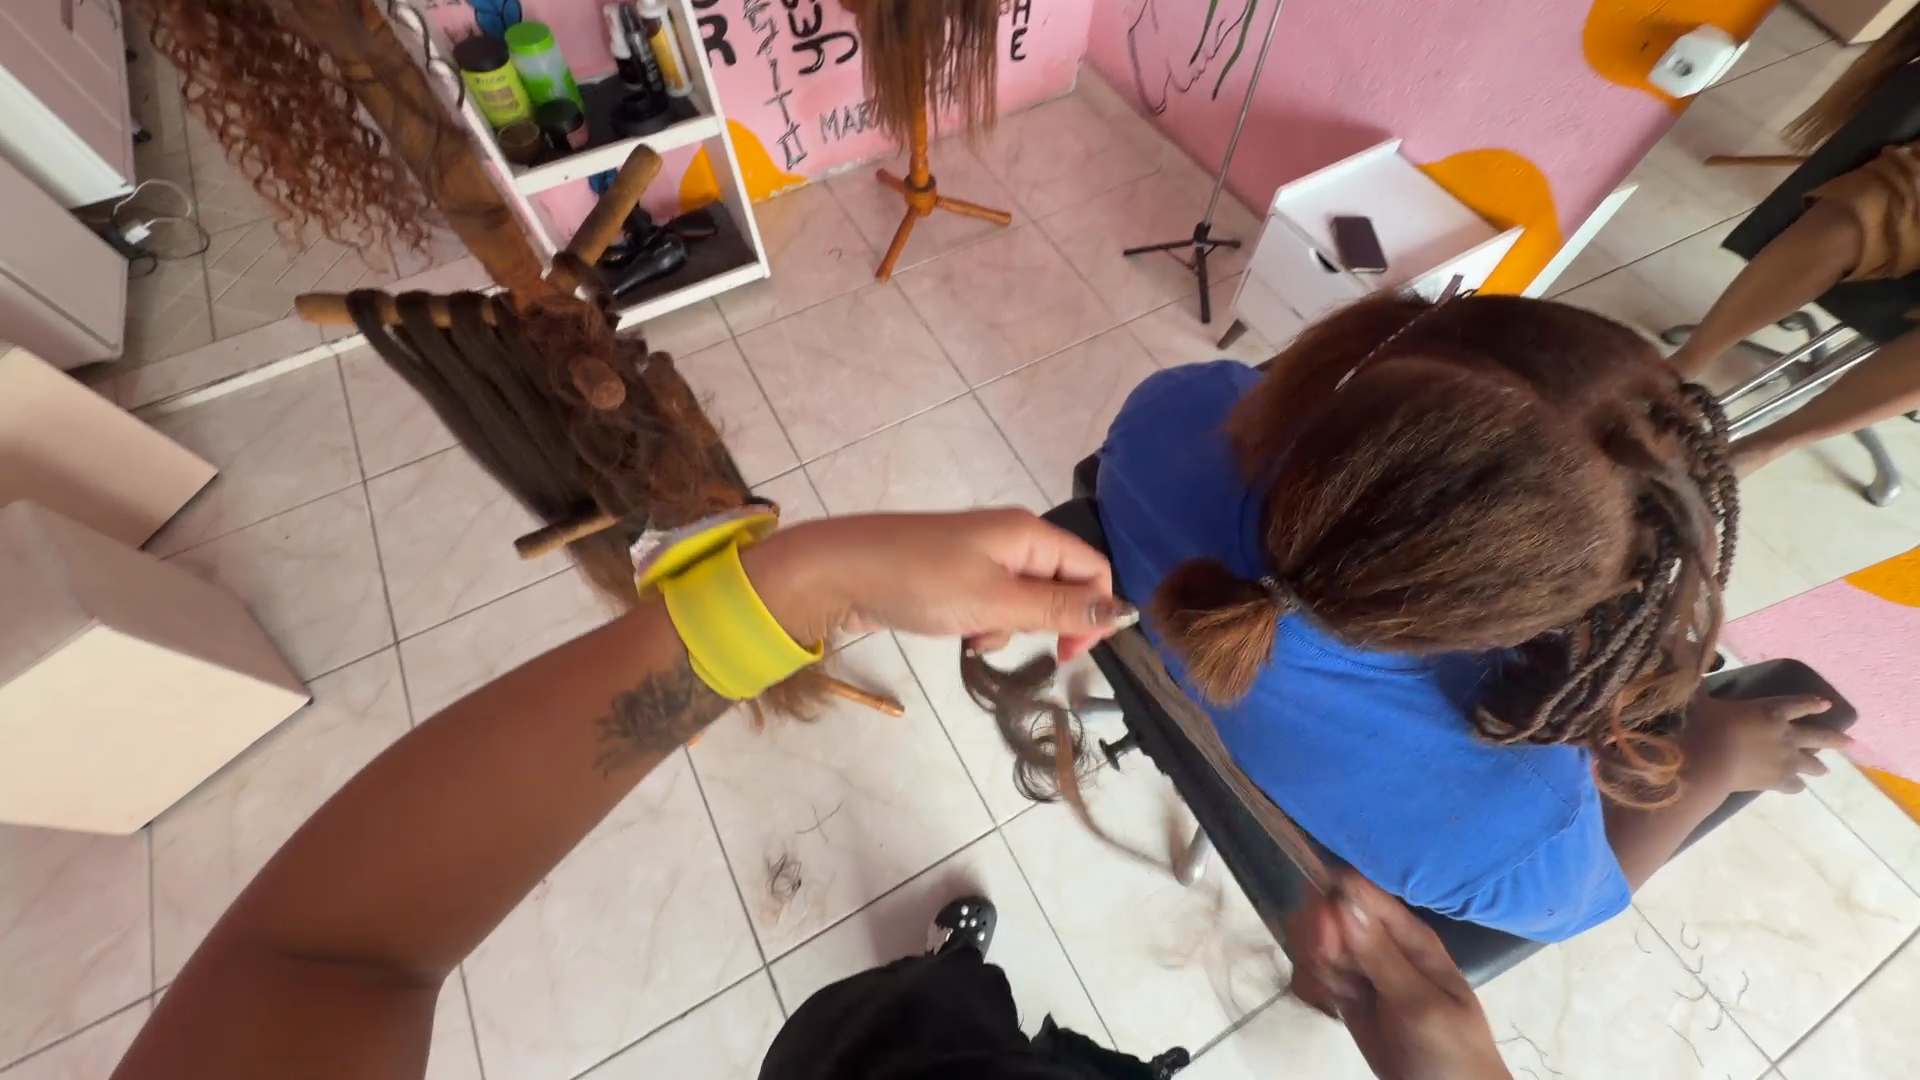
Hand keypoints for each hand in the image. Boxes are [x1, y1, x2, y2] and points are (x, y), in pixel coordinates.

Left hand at [745, 509, 1134, 660]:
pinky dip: (985, 622)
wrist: (840, 572)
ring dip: (1010, 626)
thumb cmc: (922, 582)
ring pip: (1025, 599)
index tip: (1070, 654)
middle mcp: (1011, 537)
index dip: (1094, 613)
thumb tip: (1125, 612)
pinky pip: (992, 602)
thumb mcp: (997, 601)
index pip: (1092, 569)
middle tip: (1008, 636)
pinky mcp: (956, 574)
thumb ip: (1061, 609)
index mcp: (1029, 533)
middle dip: (1044, 621)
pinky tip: (961, 634)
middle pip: (1060, 584)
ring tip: (975, 635)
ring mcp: (981, 555)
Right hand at [1290, 873, 1509, 1079]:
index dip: (1330, 902)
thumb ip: (1380, 954)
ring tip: (1341, 995)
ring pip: (1316, 940)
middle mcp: (1380, 941)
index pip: (1357, 890)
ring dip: (1318, 965)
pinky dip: (1315, 982)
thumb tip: (1342, 897)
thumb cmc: (1451, 1056)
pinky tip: (1334, 1003)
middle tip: (1333, 972)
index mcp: (1407, 934)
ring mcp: (1362, 966)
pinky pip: (1315, 968)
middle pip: (1327, 912)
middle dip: (1320, 940)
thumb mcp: (1420, 1006)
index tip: (1323, 937)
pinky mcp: (1346, 990)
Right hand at [1681, 691, 1849, 794]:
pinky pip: (1795, 785)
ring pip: (1813, 764)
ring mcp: (1787, 761)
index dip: (1811, 703)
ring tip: (1821, 769)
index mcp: (1768, 713)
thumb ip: (1699, 691)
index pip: (1797, 704)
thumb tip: (1693, 679)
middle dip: (1836, 739)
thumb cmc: (1698, 727)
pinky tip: (1792, 785)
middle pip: (1820, 736)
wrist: (1702, 763)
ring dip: (1817, 765)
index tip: (1826, 704)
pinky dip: (1794, 784)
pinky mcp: (1779, 781)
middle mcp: (1786, 736)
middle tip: (1850, 742)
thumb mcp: (1696, 702)